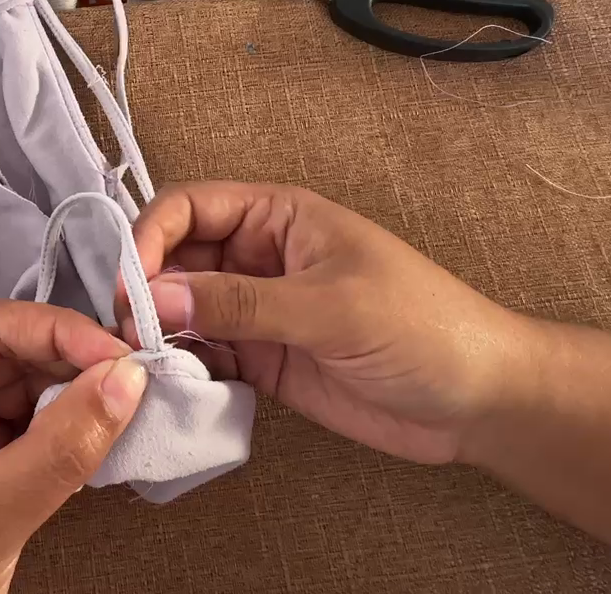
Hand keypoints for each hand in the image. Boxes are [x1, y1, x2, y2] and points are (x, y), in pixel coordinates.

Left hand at [0, 300, 148, 593]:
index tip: (121, 352)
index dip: (59, 331)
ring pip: (23, 384)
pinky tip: (99, 424)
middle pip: (10, 350)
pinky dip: (63, 424)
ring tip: (127, 398)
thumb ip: (64, 442)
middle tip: (135, 375)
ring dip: (73, 391)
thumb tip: (131, 377)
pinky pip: (24, 420)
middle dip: (71, 361)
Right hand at [130, 182, 536, 464]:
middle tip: (129, 333)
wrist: (480, 403)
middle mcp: (255, 255)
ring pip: (184, 306)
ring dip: (160, 330)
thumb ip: (242, 302)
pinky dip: (183, 366)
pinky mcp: (261, 356)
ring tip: (143, 363)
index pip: (190, 206)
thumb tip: (157, 298)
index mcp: (274, 216)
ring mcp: (256, 307)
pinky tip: (175, 385)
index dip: (152, 236)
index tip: (132, 285)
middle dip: (148, 287)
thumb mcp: (330, 306)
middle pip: (177, 257)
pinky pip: (205, 351)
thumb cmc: (420, 325)